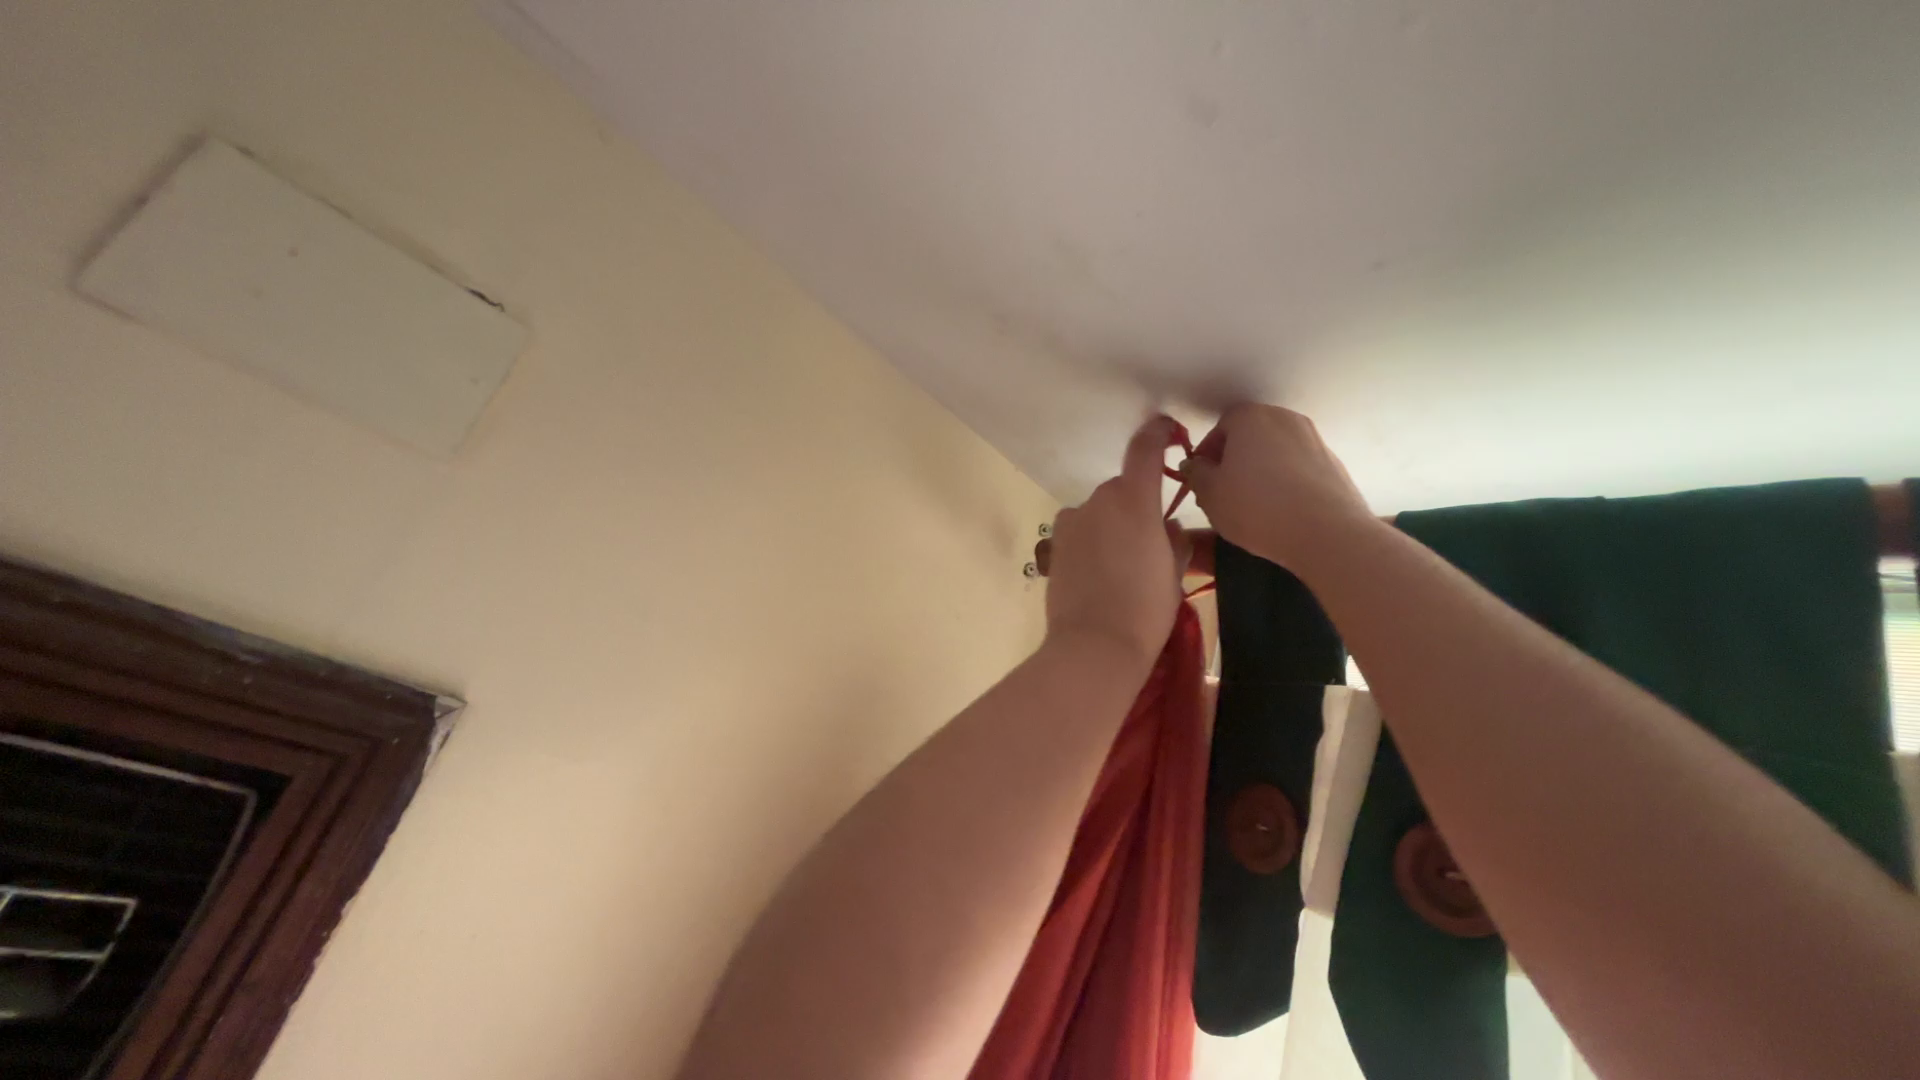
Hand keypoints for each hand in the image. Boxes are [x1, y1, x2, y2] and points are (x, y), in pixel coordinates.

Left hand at [1044, 416, 1189, 666]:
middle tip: (1150, 545)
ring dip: (1111, 526)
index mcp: (1134, 500)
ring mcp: (1071, 522)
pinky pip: (1081, 532)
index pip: (1144, 449)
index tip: (1166, 429)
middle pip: (1122, 489)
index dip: (1157, 433)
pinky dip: (1092, 542)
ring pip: (1099, 512)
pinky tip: (1100, 574)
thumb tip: (1165, 526)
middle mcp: (1098, 500)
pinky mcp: (1055, 545)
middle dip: (1136, 507)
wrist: (1094, 644)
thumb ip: (1173, 539)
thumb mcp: (1173, 572)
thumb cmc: (1146, 609)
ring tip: (1122, 567)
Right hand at [1180, 404, 1375, 572]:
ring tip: (1253, 505)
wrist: (1325, 532)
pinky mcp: (1333, 463)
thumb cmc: (1256, 507)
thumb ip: (1196, 474)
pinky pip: (1298, 467)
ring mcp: (1314, 439)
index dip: (1207, 453)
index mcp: (1251, 418)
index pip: (1220, 426)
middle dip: (1234, 460)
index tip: (1203, 480)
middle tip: (1224, 492)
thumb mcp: (1210, 495)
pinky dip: (1285, 482)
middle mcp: (1284, 418)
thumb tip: (1195, 465)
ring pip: (1275, 451)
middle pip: (1250, 435)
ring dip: (1260, 471)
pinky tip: (1281, 510)